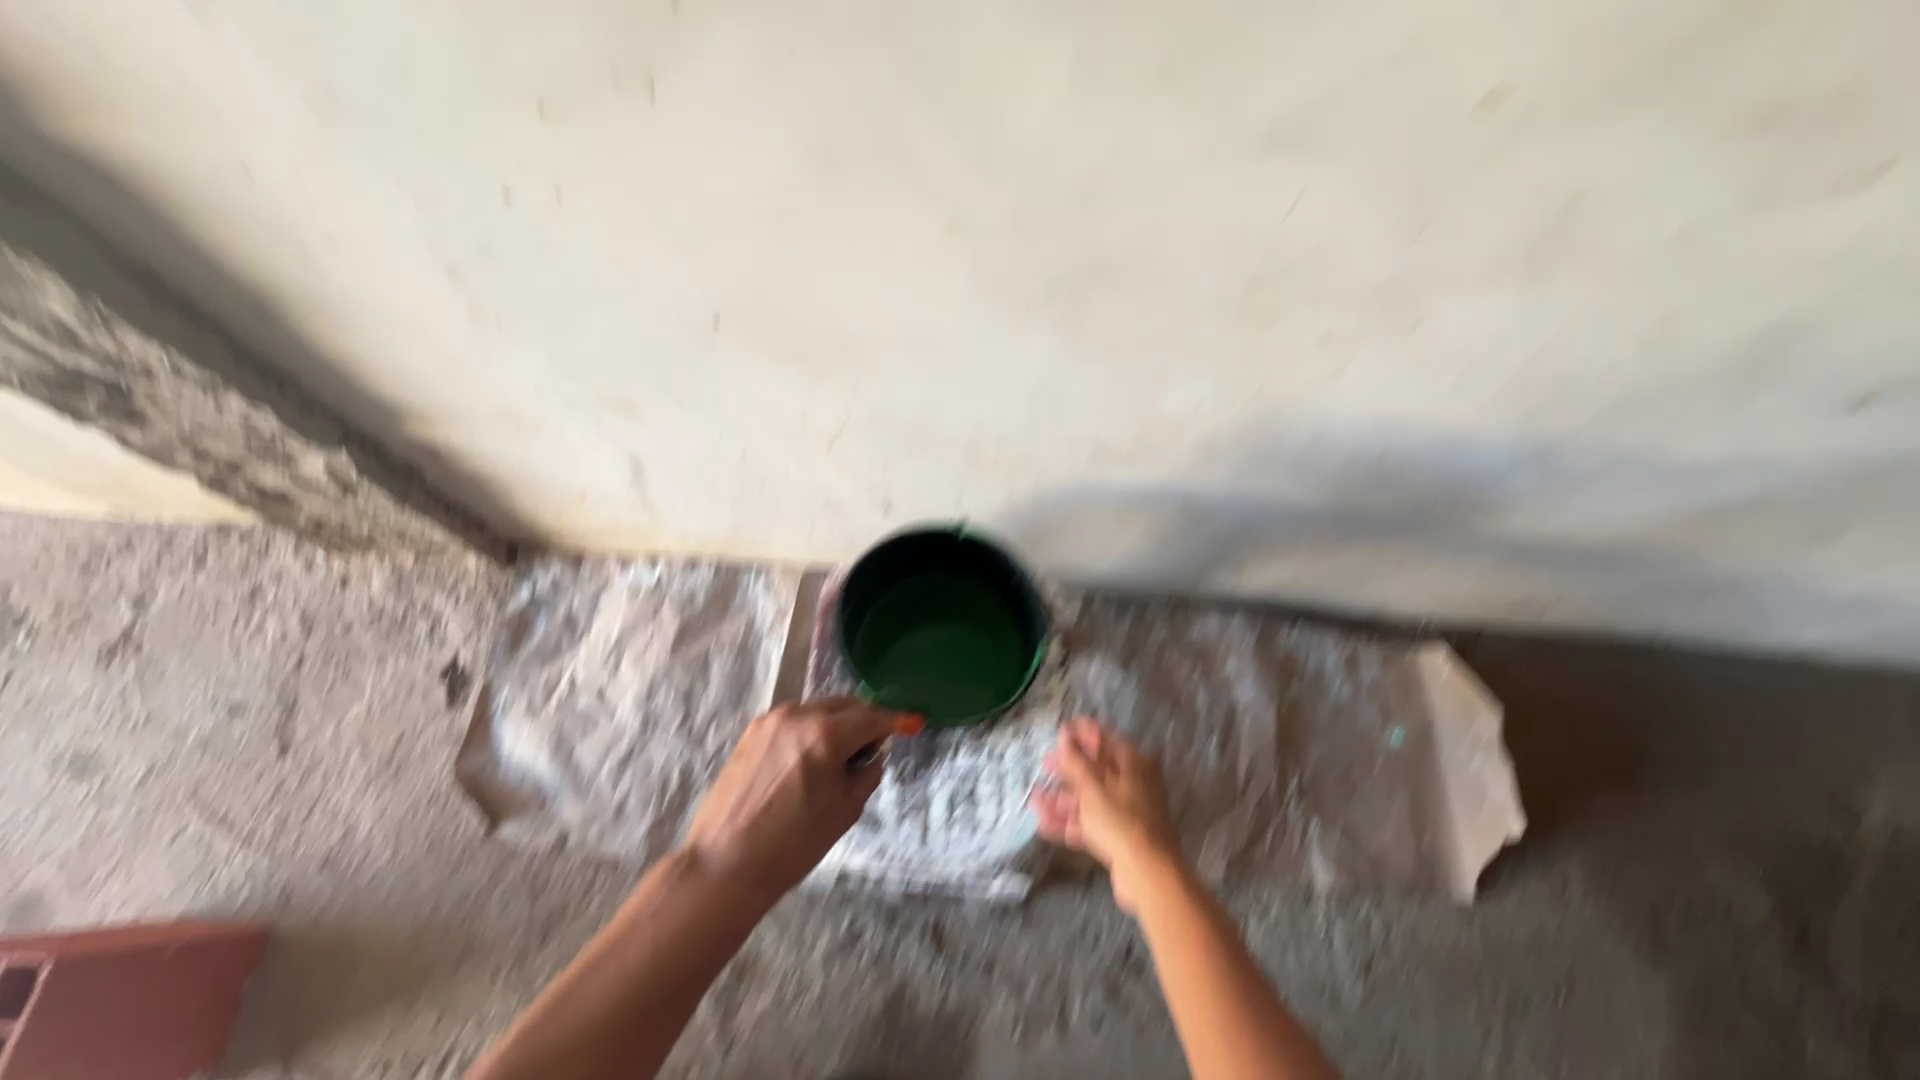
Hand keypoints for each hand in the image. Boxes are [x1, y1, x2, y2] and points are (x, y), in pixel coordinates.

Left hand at [684, 697, 921, 898]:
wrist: (726, 862)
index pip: (871, 717)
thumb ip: (866, 773)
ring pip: (817, 710)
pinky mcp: (750, 733)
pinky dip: (809, 732)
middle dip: (864, 720)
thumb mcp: (845, 810)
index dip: (895, 721)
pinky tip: (808, 761)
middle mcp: (798, 716)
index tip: (912, 723)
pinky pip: (792, 722)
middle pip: (844, 705)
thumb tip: (872, 753)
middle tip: (874, 746)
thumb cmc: (793, 844)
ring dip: (835, 724)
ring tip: (838, 758)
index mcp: (826, 734)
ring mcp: (770, 722)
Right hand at [1031, 717, 1185, 913]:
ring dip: (1064, 798)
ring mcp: (1127, 813)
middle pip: (1098, 771)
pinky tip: (1043, 824)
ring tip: (1036, 797)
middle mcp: (1133, 785)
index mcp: (1134, 764)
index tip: (1062, 730)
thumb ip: (1076, 760)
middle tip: (1046, 763)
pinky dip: (1070, 822)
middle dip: (1069, 768)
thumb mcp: (1093, 786)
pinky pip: (1090, 824)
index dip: (1084, 733)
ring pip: (1091, 800)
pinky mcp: (1119, 838)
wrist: (1148, 873)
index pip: (1107, 740)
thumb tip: (1065, 734)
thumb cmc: (1121, 820)